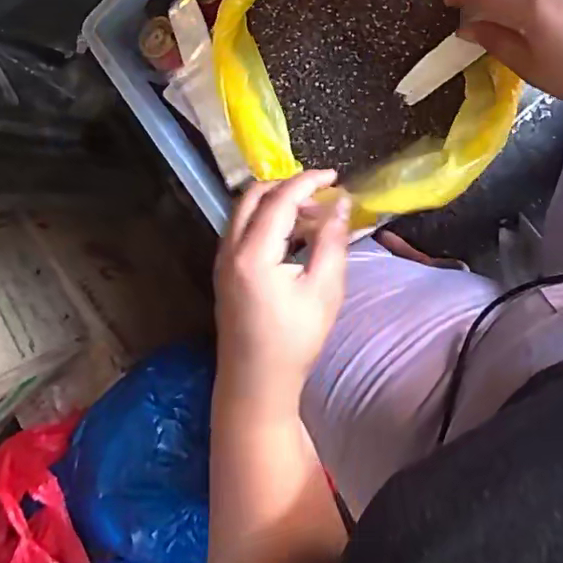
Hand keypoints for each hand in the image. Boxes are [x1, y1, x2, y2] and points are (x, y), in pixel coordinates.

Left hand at [214, 172, 351, 407]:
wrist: (255, 385)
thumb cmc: (294, 341)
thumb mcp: (324, 290)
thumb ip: (332, 240)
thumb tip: (341, 203)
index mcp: (252, 254)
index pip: (279, 199)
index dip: (308, 181)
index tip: (335, 176)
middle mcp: (229, 250)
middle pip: (253, 195)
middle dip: (288, 186)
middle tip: (321, 194)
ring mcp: (222, 261)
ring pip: (245, 210)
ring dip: (277, 202)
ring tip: (313, 216)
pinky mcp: (224, 272)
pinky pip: (242, 228)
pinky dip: (267, 219)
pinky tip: (294, 236)